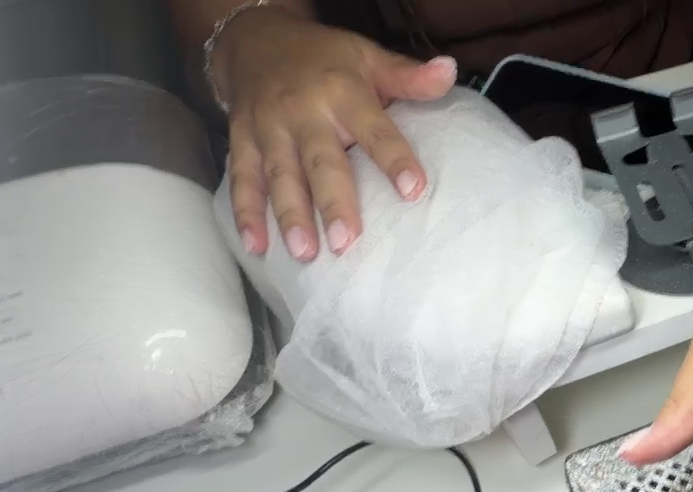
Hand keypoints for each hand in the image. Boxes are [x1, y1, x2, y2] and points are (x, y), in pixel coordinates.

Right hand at [209, 6, 456, 259]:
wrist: (251, 36)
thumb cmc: (327, 60)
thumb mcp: (368, 58)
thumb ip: (408, 76)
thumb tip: (449, 71)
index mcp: (341, 93)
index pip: (373, 129)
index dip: (394, 158)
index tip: (414, 190)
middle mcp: (301, 112)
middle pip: (319, 163)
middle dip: (331, 203)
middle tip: (345, 242)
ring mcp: (268, 129)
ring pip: (278, 177)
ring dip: (290, 216)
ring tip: (306, 254)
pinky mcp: (242, 142)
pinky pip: (242, 180)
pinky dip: (245, 214)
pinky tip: (256, 246)